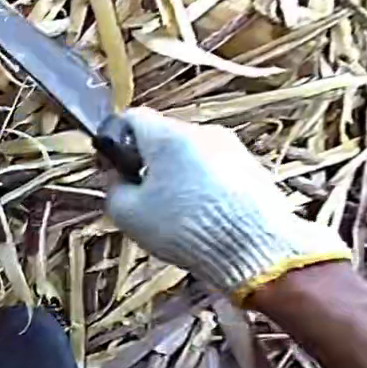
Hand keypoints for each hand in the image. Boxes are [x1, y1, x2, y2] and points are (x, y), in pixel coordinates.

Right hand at [103, 107, 348, 300]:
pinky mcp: (252, 167)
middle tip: (140, 195)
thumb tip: (119, 176)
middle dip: (146, 161)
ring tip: (172, 210)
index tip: (112, 167)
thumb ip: (114, 186)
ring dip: (174, 174)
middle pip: (161, 136)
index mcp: (167, 136)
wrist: (255, 250)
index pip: (131, 117)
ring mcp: (232, 147)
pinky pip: (212, 167)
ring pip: (188, 153)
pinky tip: (199, 214)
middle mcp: (202, 132)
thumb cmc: (182, 227)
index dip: (115, 140)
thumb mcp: (126, 212)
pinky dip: (199, 184)